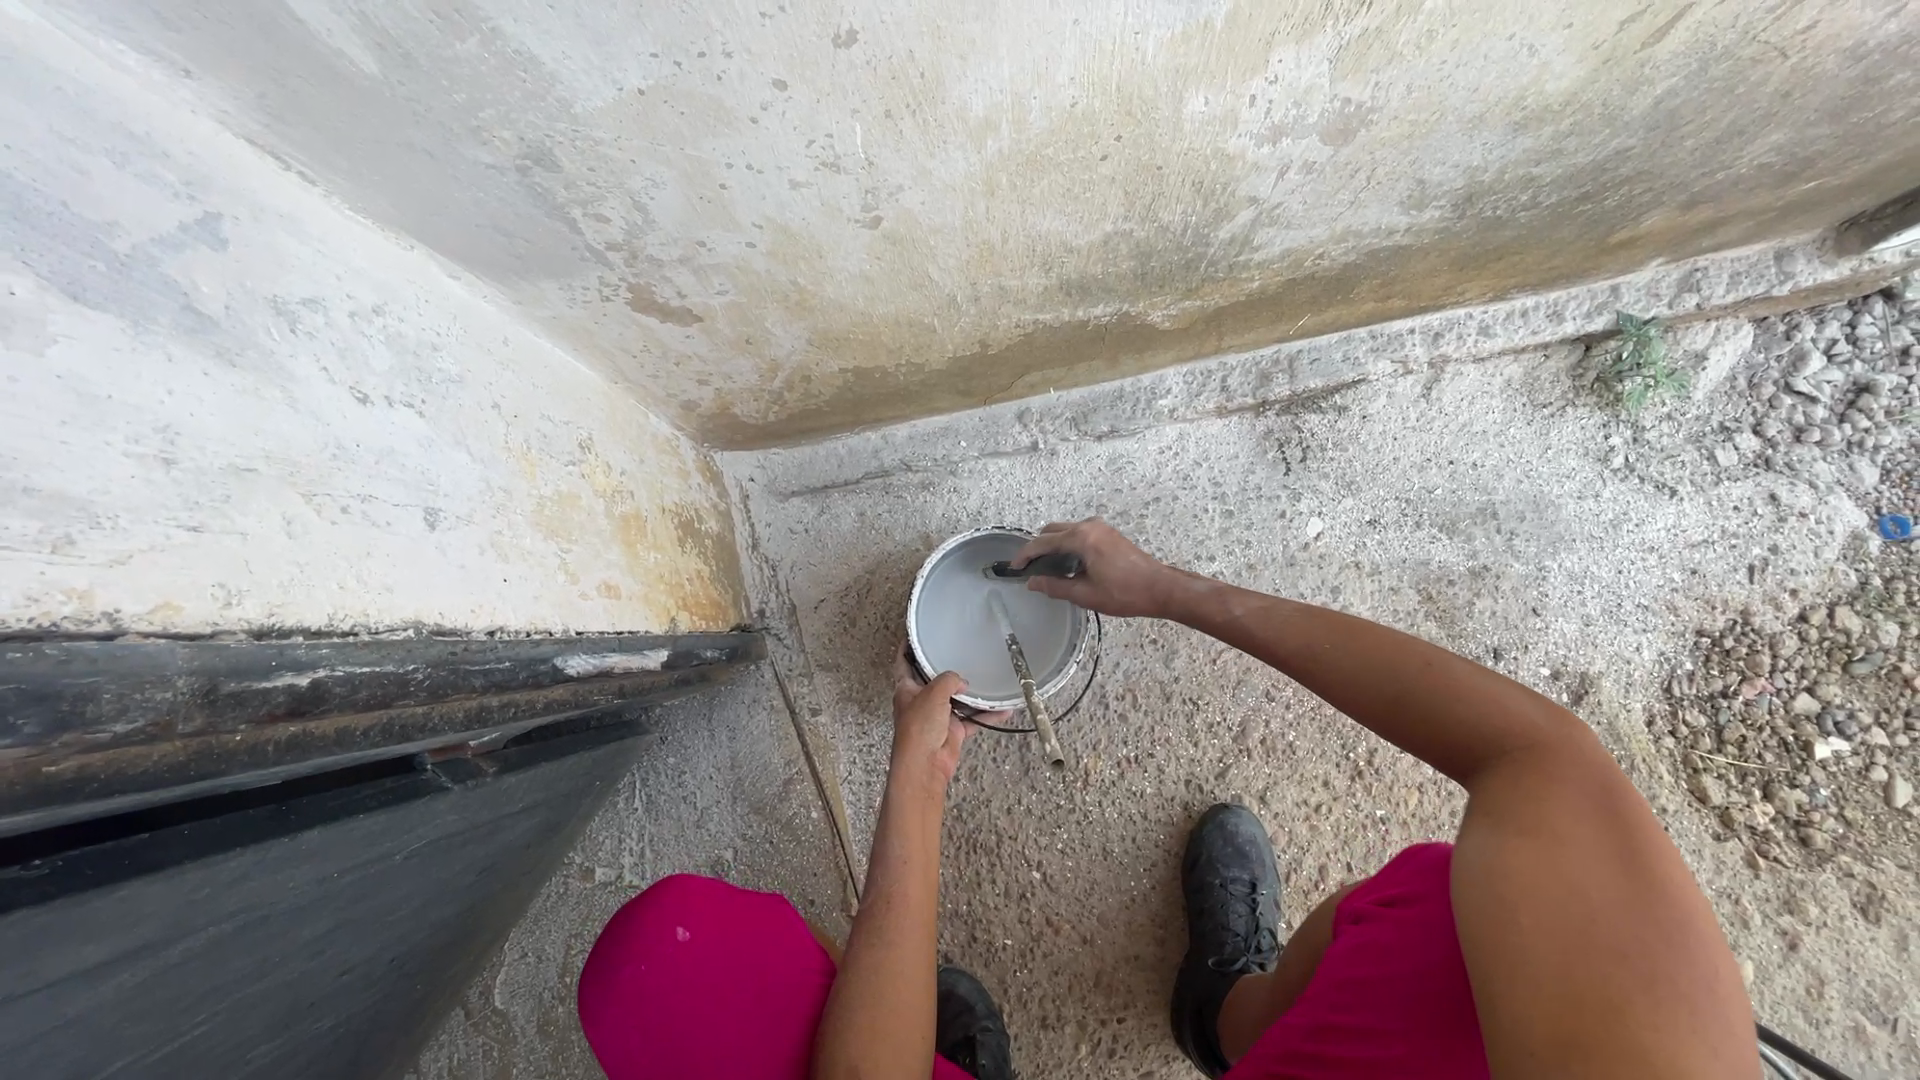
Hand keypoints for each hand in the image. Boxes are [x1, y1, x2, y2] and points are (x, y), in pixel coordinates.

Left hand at [889, 651, 1007, 787]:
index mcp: (906, 689)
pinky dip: (986, 714)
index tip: (914, 634)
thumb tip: (961, 681)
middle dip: (946, 669)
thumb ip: (948, 679)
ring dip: (972, 692)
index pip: (904, 662)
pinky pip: (972, 718)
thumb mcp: (933, 692)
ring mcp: (937, 716)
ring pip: (957, 699)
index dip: (907, 647)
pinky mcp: (952, 730)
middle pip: (934, 680)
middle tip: (960, 652)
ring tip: (988, 677)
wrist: (925, 763)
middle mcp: (921, 700)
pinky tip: (1003, 708)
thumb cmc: (919, 728)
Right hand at [1011, 518, 1178, 616]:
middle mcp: (1089, 526)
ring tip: (1046, 568)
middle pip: (1052, 531)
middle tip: (1029, 568)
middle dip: (1037, 547)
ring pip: (1065, 531)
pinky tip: (1067, 564)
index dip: (1025, 555)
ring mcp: (1101, 528)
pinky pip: (1079, 533)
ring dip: (1052, 545)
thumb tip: (1032, 583)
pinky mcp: (1108, 534)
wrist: (1160, 588)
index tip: (1015, 568)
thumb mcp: (1084, 594)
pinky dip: (1067, 544)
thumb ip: (1054, 586)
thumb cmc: (1124, 593)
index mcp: (1081, 538)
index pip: (1043, 542)